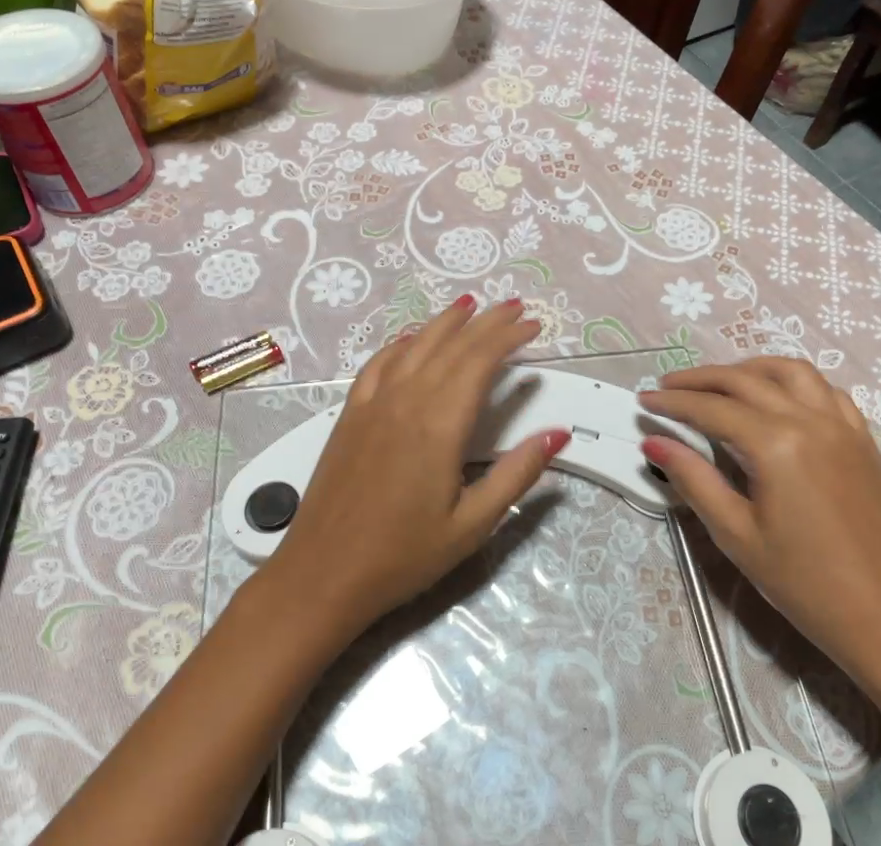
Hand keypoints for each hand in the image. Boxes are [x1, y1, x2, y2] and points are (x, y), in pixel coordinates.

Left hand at [260, 297, 568, 633]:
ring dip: (444, 322)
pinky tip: (410, 338)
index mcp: (439, 425)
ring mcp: (371, 405)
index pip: (480, 361)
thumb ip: (516, 474)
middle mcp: (405, 401)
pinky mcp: (349, 416)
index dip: (508, 337)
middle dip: (486, 322)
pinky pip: (377, 365)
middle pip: (450, 346)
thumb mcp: (472, 525)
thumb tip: (558, 434)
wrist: (322, 574)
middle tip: (514, 307)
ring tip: (469, 305)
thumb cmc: (402, 556)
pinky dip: (400, 344)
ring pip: (413, 346)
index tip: (534, 325)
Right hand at [638, 358, 880, 704]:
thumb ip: (694, 480)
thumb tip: (654, 443)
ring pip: (792, 373)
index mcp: (777, 444)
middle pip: (747, 380)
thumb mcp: (737, 535)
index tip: (644, 402)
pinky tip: (778, 402)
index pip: (713, 409)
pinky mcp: (864, 442)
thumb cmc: (805, 584)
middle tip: (668, 388)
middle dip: (702, 379)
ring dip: (750, 369)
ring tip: (721, 385)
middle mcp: (812, 421)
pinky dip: (793, 384)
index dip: (674, 403)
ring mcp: (844, 428)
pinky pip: (826, 392)